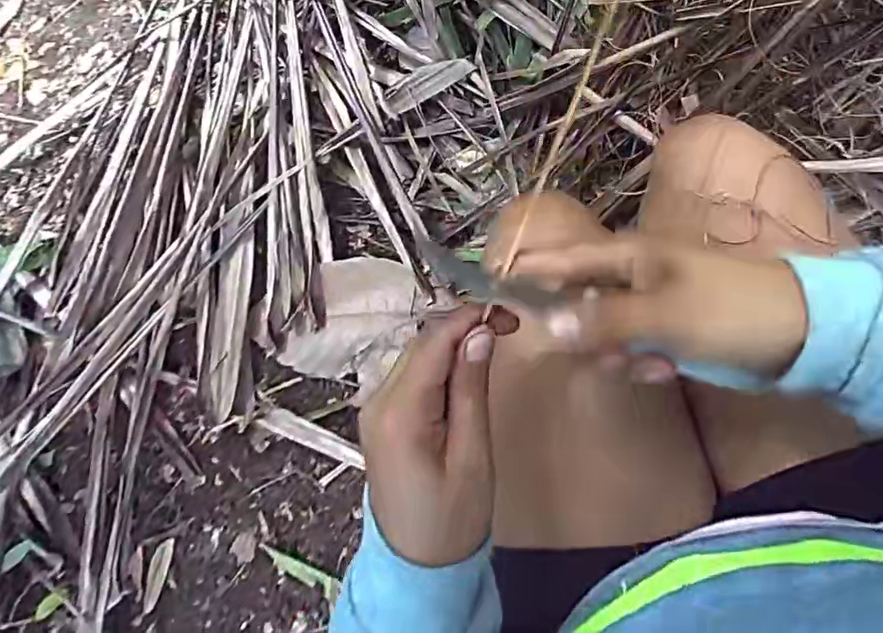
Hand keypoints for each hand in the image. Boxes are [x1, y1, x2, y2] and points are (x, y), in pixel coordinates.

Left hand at [360, 306, 510, 565]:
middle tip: (507, 326)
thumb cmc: (452, 519)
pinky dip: (440, 362)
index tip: (507, 313)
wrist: (417, 570)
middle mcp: (377, 402)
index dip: (469, 317)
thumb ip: (472, 388)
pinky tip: (465, 365)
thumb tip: (480, 333)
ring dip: (453, 342)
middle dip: (463, 326)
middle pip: (422, 344)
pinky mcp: (382, 417)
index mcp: (398, 412)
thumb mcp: (472, 454)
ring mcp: (375, 409)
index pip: (433, 343)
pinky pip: (412, 375)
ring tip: (492, 340)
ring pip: (417, 355)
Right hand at [503, 235, 808, 380]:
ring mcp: (656, 301)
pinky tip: (664, 371)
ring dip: (617, 351)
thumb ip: (605, 320)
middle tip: (588, 355)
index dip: (531, 267)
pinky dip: (644, 359)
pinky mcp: (674, 328)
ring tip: (645, 366)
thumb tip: (547, 322)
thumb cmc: (728, 309)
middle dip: (581, 327)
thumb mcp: (664, 316)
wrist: (803, 329)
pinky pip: (640, 344)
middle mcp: (636, 274)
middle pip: (584, 296)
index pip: (567, 258)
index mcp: (630, 255)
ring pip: (611, 327)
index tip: (494, 280)